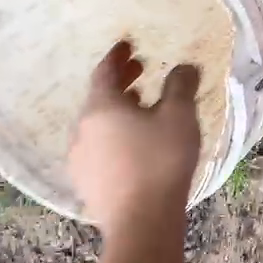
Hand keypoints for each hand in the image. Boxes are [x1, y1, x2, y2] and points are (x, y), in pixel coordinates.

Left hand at [68, 42, 202, 232]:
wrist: (141, 218)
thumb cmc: (161, 157)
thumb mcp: (179, 113)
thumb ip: (180, 84)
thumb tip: (182, 67)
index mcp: (101, 109)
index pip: (103, 74)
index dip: (116, 56)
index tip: (126, 44)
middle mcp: (82, 131)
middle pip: (99, 98)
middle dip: (120, 80)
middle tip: (141, 67)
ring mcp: (80, 158)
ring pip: (98, 123)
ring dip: (119, 107)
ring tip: (143, 102)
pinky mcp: (87, 180)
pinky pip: (99, 143)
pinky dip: (116, 129)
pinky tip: (136, 136)